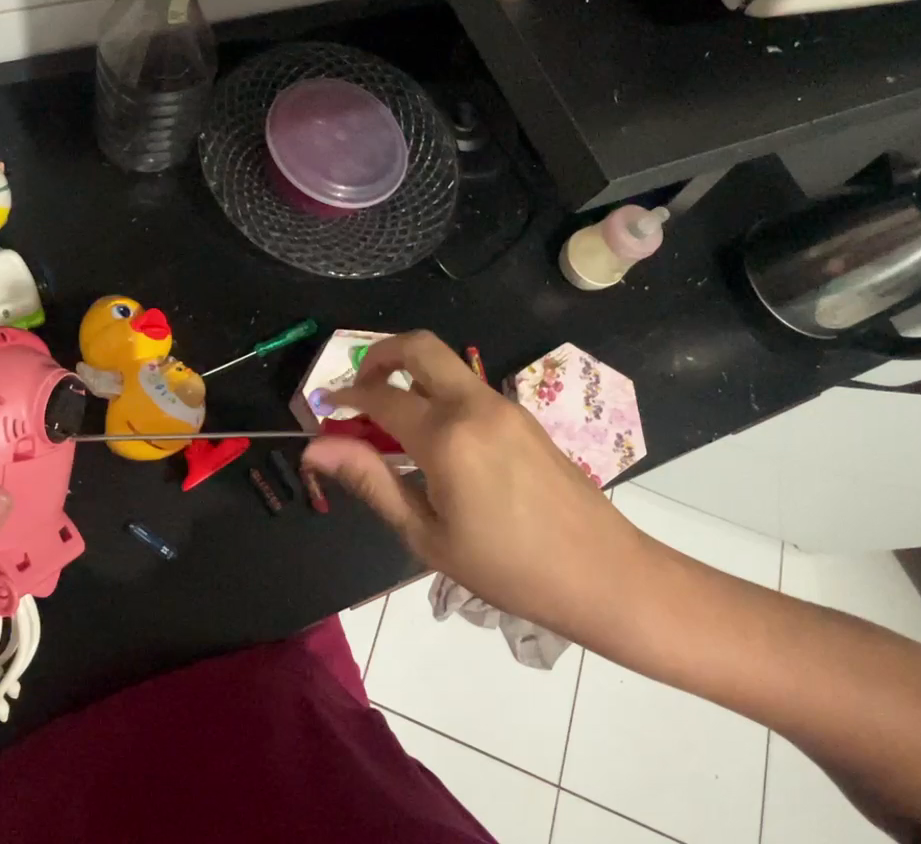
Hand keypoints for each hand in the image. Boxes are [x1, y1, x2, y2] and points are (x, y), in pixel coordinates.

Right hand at [301, 332, 648, 643]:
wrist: (604, 574)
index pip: (380, 398)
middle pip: (418, 346)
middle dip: (378, 356)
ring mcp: (503, 406)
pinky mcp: (522, 417)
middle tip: (357, 390)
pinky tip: (431, 440)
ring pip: (445, 363)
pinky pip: (466, 387)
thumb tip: (315, 449)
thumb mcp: (427, 535)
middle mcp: (474, 406)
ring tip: (388, 422)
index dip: (345, 398)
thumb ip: (371, 481)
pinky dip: (436, 392)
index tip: (323, 409)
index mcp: (447, 437)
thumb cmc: (508, 568)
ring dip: (409, 374)